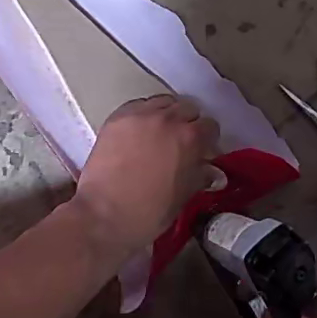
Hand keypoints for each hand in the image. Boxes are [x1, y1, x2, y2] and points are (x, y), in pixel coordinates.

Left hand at [72, 95, 218, 252]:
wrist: (104, 215)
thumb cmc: (149, 211)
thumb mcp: (184, 197)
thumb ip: (201, 177)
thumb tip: (213, 173)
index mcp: (190, 138)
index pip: (210, 126)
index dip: (208, 140)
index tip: (203, 152)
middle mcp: (168, 119)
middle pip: (188, 108)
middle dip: (189, 124)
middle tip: (182, 143)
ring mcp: (140, 115)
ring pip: (163, 102)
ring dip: (167, 115)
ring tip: (160, 134)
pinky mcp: (117, 118)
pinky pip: (138, 105)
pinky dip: (144, 114)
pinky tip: (140, 131)